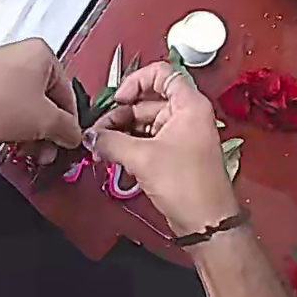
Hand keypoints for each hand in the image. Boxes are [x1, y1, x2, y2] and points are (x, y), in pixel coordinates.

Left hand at [0, 38, 82, 158]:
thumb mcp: (46, 121)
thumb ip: (68, 129)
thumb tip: (74, 135)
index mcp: (41, 53)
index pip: (67, 93)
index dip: (69, 123)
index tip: (66, 143)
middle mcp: (19, 55)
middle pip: (46, 100)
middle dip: (48, 130)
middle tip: (45, 153)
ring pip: (25, 106)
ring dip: (31, 131)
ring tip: (26, 150)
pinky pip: (4, 106)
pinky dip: (10, 124)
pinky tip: (7, 139)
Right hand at [87, 62, 241, 234]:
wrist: (206, 222)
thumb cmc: (185, 184)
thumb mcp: (142, 158)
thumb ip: (111, 141)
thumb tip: (91, 136)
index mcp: (188, 104)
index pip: (160, 74)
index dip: (135, 82)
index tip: (117, 100)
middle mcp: (186, 114)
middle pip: (146, 101)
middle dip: (119, 115)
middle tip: (97, 133)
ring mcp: (180, 134)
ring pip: (144, 122)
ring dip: (120, 133)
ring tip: (99, 148)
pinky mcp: (173, 153)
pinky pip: (147, 140)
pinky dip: (129, 145)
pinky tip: (111, 156)